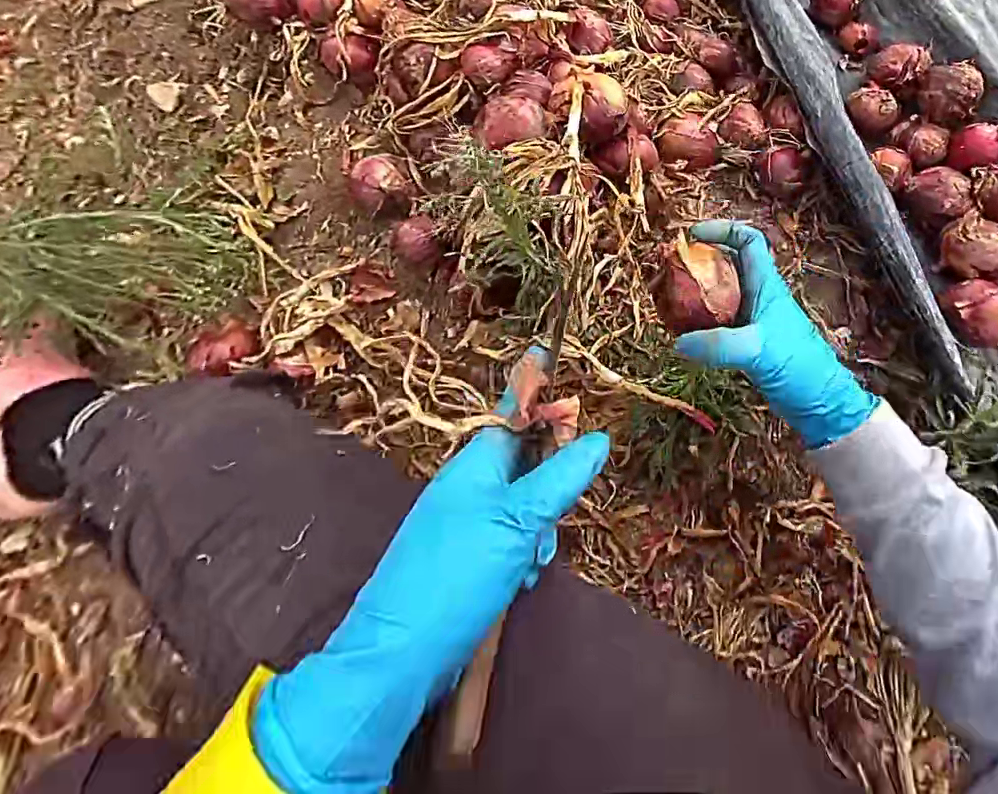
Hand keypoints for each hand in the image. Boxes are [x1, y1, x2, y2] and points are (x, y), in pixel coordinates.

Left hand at [251, 347, 610, 793]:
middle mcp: (471, 482)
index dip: (534, 384)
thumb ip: (559, 477)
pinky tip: (520, 579)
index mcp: (477, 461)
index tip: (548, 349)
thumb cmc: (458, 571)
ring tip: (529, 562)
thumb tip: (597, 437)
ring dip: (539, 528)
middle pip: (529, 460)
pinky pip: (512, 535)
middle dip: (551, 484)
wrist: (401, 649)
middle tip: (550, 518)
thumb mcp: (517, 520)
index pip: (513, 410)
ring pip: (525, 503)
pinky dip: (524, 552)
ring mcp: (467, 517)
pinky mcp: (469, 551)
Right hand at [673, 220, 878, 448]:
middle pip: (725, 263)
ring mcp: (751, 318)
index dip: (722, 230)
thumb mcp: (757, 351)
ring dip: (694, 288)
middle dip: (697, 259)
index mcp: (767, 286)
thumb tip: (679, 342)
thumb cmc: (799, 368)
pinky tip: (679, 328)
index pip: (748, 241)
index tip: (692, 236)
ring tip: (667, 293)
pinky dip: (696, 317)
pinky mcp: (744, 339)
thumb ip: (718, 345)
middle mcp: (758, 296)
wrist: (820, 404)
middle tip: (670, 266)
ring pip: (718, 291)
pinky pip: (714, 318)